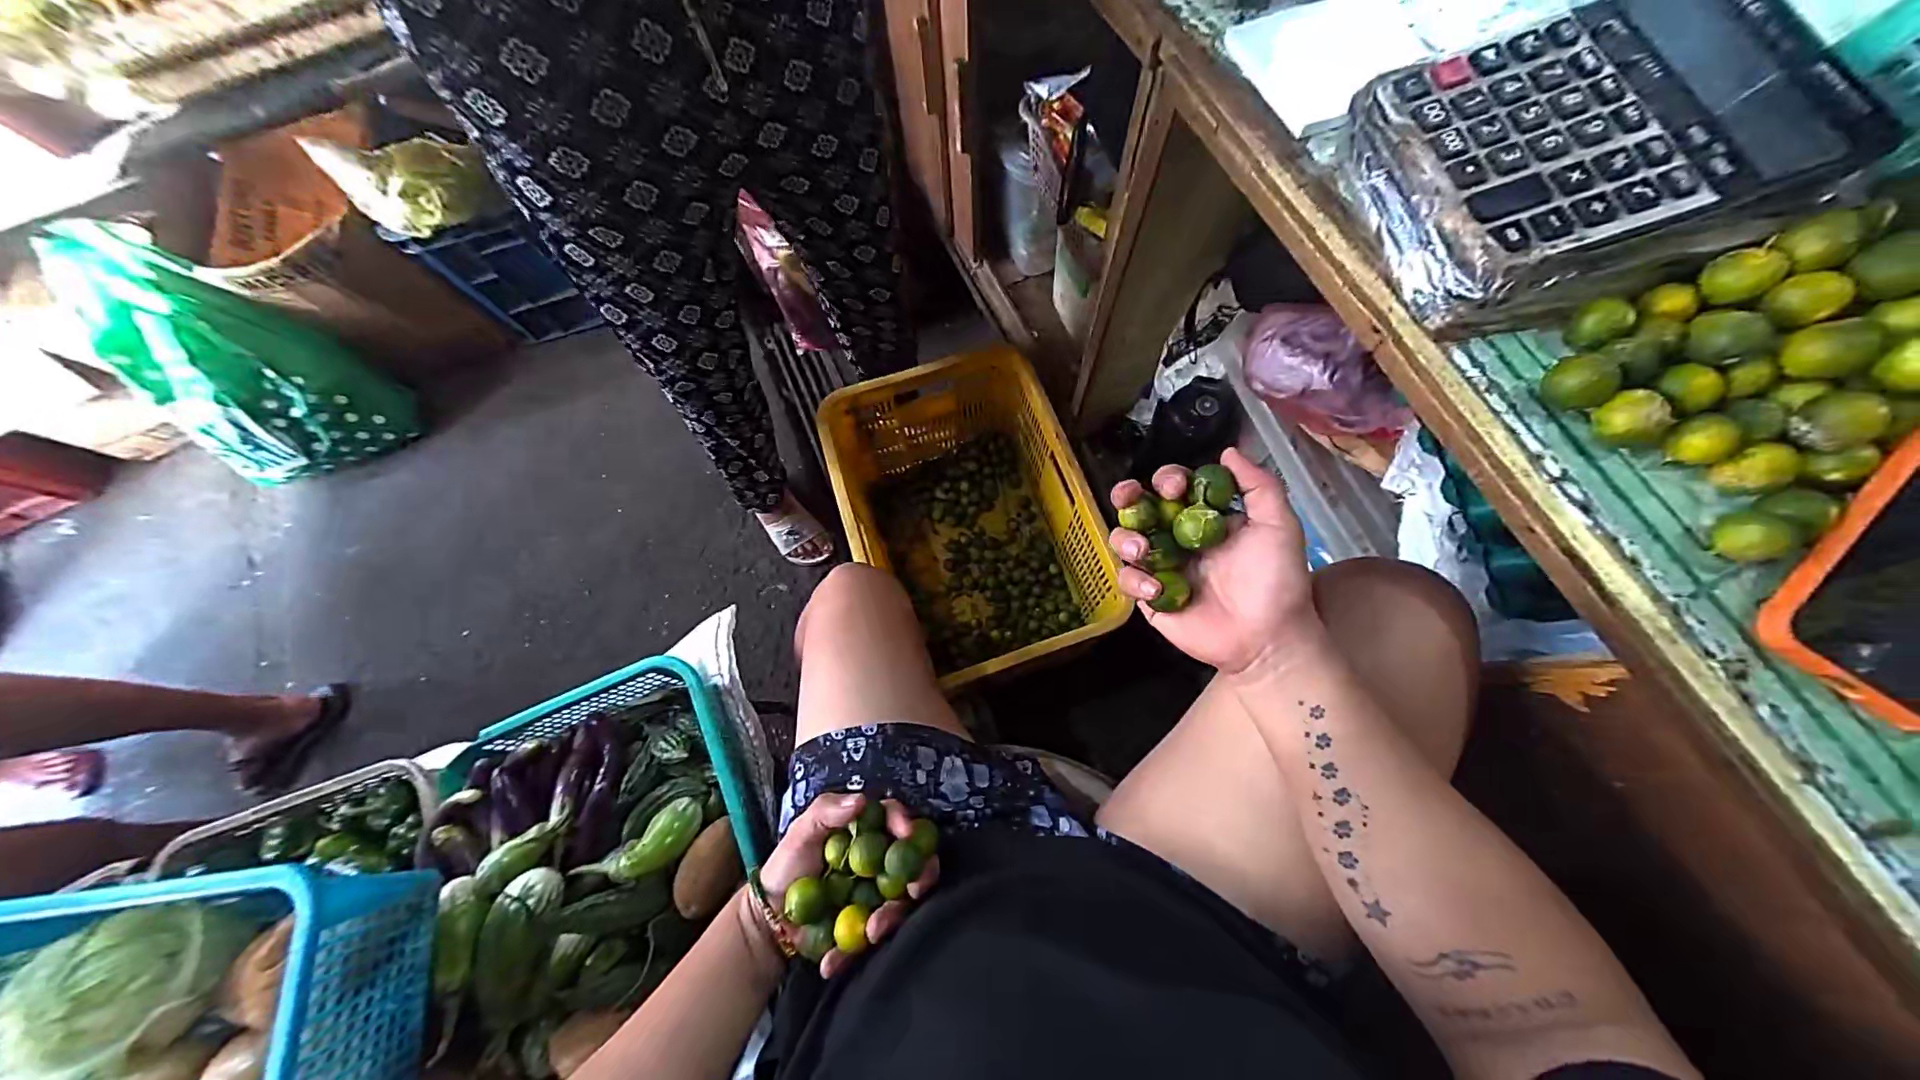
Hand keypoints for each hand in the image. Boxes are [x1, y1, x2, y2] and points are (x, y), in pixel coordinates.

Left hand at [743, 792, 939, 978]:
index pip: (895, 820)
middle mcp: (881, 862)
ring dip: (892, 917)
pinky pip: (873, 937)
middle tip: (914, 890)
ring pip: (901, 903)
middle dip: (921, 875)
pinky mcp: (869, 927)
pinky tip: (832, 960)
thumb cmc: (788, 864)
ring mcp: (878, 896)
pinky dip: (856, 950)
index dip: (906, 823)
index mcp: (868, 832)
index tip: (906, 833)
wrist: (770, 917)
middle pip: (915, 862)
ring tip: (870, 932)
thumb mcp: (801, 832)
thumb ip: (826, 811)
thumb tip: (861, 801)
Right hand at [1108, 448, 1321, 674]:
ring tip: (1142, 550)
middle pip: (1139, 508)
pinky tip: (1156, 589)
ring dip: (1125, 538)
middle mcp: (1177, 538)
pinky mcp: (1150, 598)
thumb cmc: (1278, 581)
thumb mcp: (1279, 525)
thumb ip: (1258, 486)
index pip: (1173, 487)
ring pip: (1124, 540)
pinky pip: (1127, 580)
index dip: (1167, 479)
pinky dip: (1134, 580)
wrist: (1269, 638)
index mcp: (1204, 517)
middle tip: (1129, 499)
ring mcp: (1161, 567)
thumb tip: (1227, 451)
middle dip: (1127, 498)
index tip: (1173, 487)